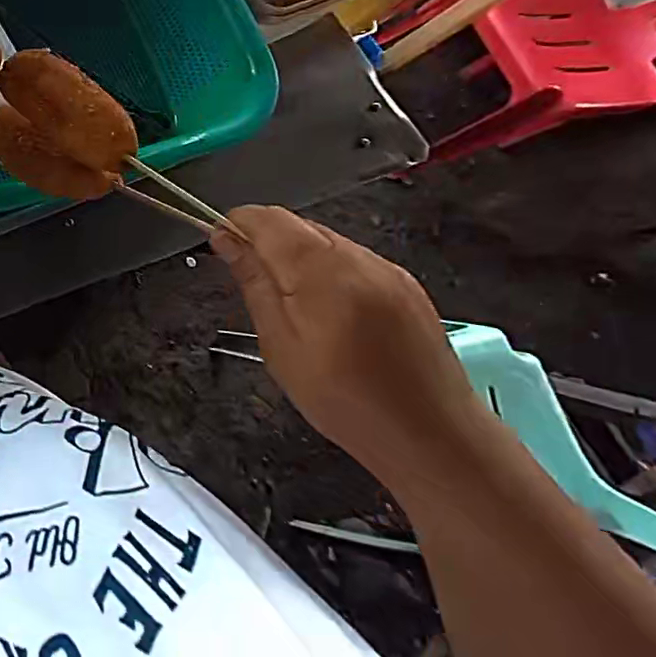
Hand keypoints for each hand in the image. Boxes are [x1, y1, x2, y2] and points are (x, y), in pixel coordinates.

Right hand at [211, 207, 485, 475]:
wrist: (434, 437)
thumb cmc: (347, 401)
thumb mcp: (280, 345)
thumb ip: (254, 282)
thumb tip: (227, 240)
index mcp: (322, 271)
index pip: (267, 220)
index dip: (237, 225)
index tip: (221, 245)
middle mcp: (357, 258)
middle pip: (296, 224)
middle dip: (266, 241)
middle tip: (253, 284)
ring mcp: (386, 268)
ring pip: (324, 239)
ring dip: (297, 255)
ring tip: (294, 306)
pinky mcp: (405, 283)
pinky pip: (353, 258)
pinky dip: (329, 269)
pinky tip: (331, 312)